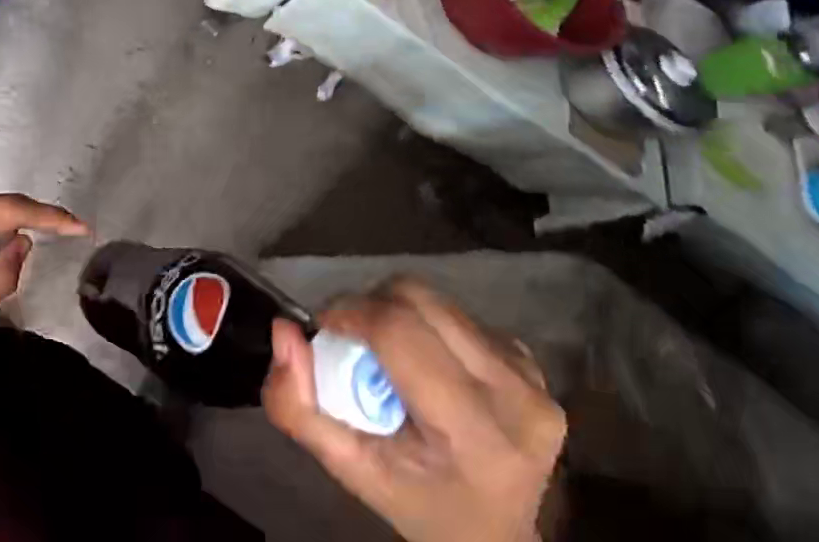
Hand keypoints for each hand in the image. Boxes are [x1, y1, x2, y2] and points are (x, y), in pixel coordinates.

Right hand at [262, 279, 563, 541]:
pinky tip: (422, 362)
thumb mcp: (347, 468)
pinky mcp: (532, 365)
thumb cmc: (416, 504)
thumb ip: (298, 405)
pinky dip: (425, 324)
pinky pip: (457, 316)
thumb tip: (285, 330)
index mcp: (475, 433)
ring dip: (395, 312)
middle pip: (417, 302)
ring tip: (383, 352)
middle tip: (348, 340)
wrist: (492, 535)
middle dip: (367, 307)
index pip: (400, 333)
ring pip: (435, 300)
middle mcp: (516, 397)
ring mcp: (533, 378)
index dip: (348, 314)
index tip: (322, 329)